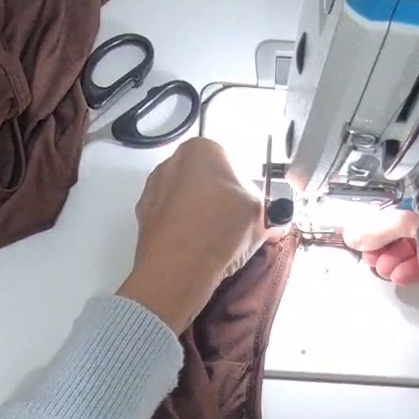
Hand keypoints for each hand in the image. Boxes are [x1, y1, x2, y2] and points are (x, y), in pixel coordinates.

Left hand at [117, 139, 266, 332]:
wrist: (177, 270)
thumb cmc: (221, 230)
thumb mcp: (260, 218)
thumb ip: (270, 214)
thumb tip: (276, 221)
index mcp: (202, 149)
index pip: (233, 166)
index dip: (246, 194)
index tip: (249, 216)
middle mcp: (172, 162)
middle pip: (206, 183)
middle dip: (220, 204)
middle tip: (233, 233)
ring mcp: (152, 191)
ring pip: (186, 203)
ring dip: (200, 219)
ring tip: (212, 247)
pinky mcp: (141, 220)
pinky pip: (170, 223)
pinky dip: (181, 234)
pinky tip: (193, 253)